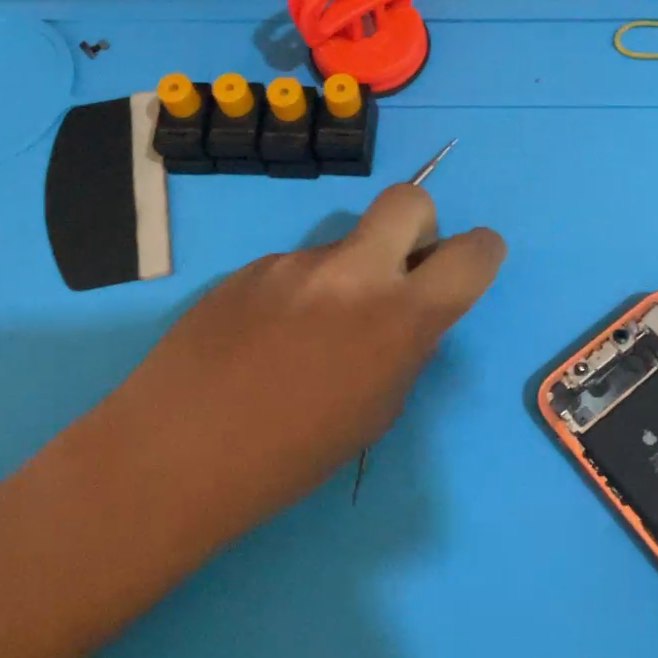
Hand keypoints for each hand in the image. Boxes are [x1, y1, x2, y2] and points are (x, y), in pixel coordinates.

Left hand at [87, 184, 504, 546]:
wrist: (176, 453)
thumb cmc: (292, 457)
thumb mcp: (377, 413)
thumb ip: (404, 349)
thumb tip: (408, 317)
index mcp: (399, 316)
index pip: (472, 253)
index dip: (481, 255)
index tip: (467, 269)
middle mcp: (351, 271)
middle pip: (408, 201)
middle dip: (419, 228)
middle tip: (397, 274)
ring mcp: (292, 262)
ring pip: (341, 246)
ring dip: (343, 276)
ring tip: (303, 339)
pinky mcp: (245, 268)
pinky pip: (291, 268)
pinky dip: (295, 294)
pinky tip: (262, 340)